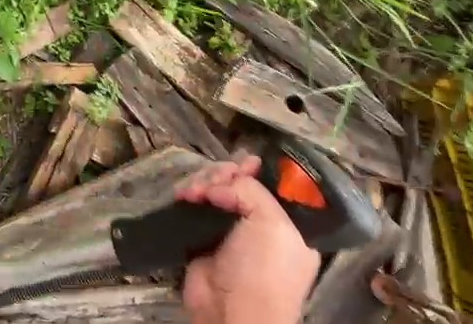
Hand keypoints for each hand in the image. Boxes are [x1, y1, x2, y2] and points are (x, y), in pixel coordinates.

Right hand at [176, 155, 319, 323]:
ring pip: (215, 190)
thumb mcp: (272, 224)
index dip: (257, 171)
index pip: (273, 186)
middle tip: (214, 182)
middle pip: (240, 183)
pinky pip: (196, 204)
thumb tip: (217, 185)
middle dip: (224, 175)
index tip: (242, 163)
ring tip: (192, 192)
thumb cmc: (264, 268)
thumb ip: (250, 190)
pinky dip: (188, 194)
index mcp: (289, 226)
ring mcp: (231, 230)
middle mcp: (261, 225)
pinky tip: (183, 195)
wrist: (233, 310)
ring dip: (202, 183)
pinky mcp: (203, 234)